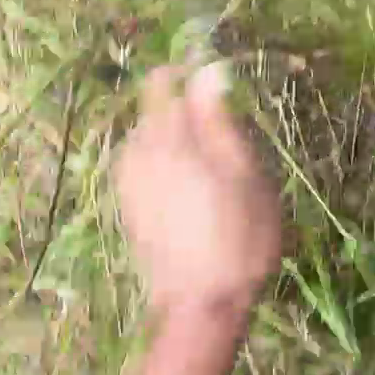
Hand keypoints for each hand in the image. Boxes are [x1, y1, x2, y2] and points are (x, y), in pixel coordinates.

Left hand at [116, 64, 281, 316]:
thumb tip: (209, 72)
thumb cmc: (239, 240)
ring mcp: (128, 181)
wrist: (201, 302)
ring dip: (174, 140)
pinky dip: (164, 166)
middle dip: (184, 113)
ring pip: (147, 139)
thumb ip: (222, 123)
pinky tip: (189, 193)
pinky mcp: (128, 206)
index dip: (187, 76)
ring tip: (209, 170)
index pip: (162, 81)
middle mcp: (138, 152)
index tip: (216, 91)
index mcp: (169, 139)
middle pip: (154, 110)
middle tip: (223, 141)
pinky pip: (143, 167)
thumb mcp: (246, 178)